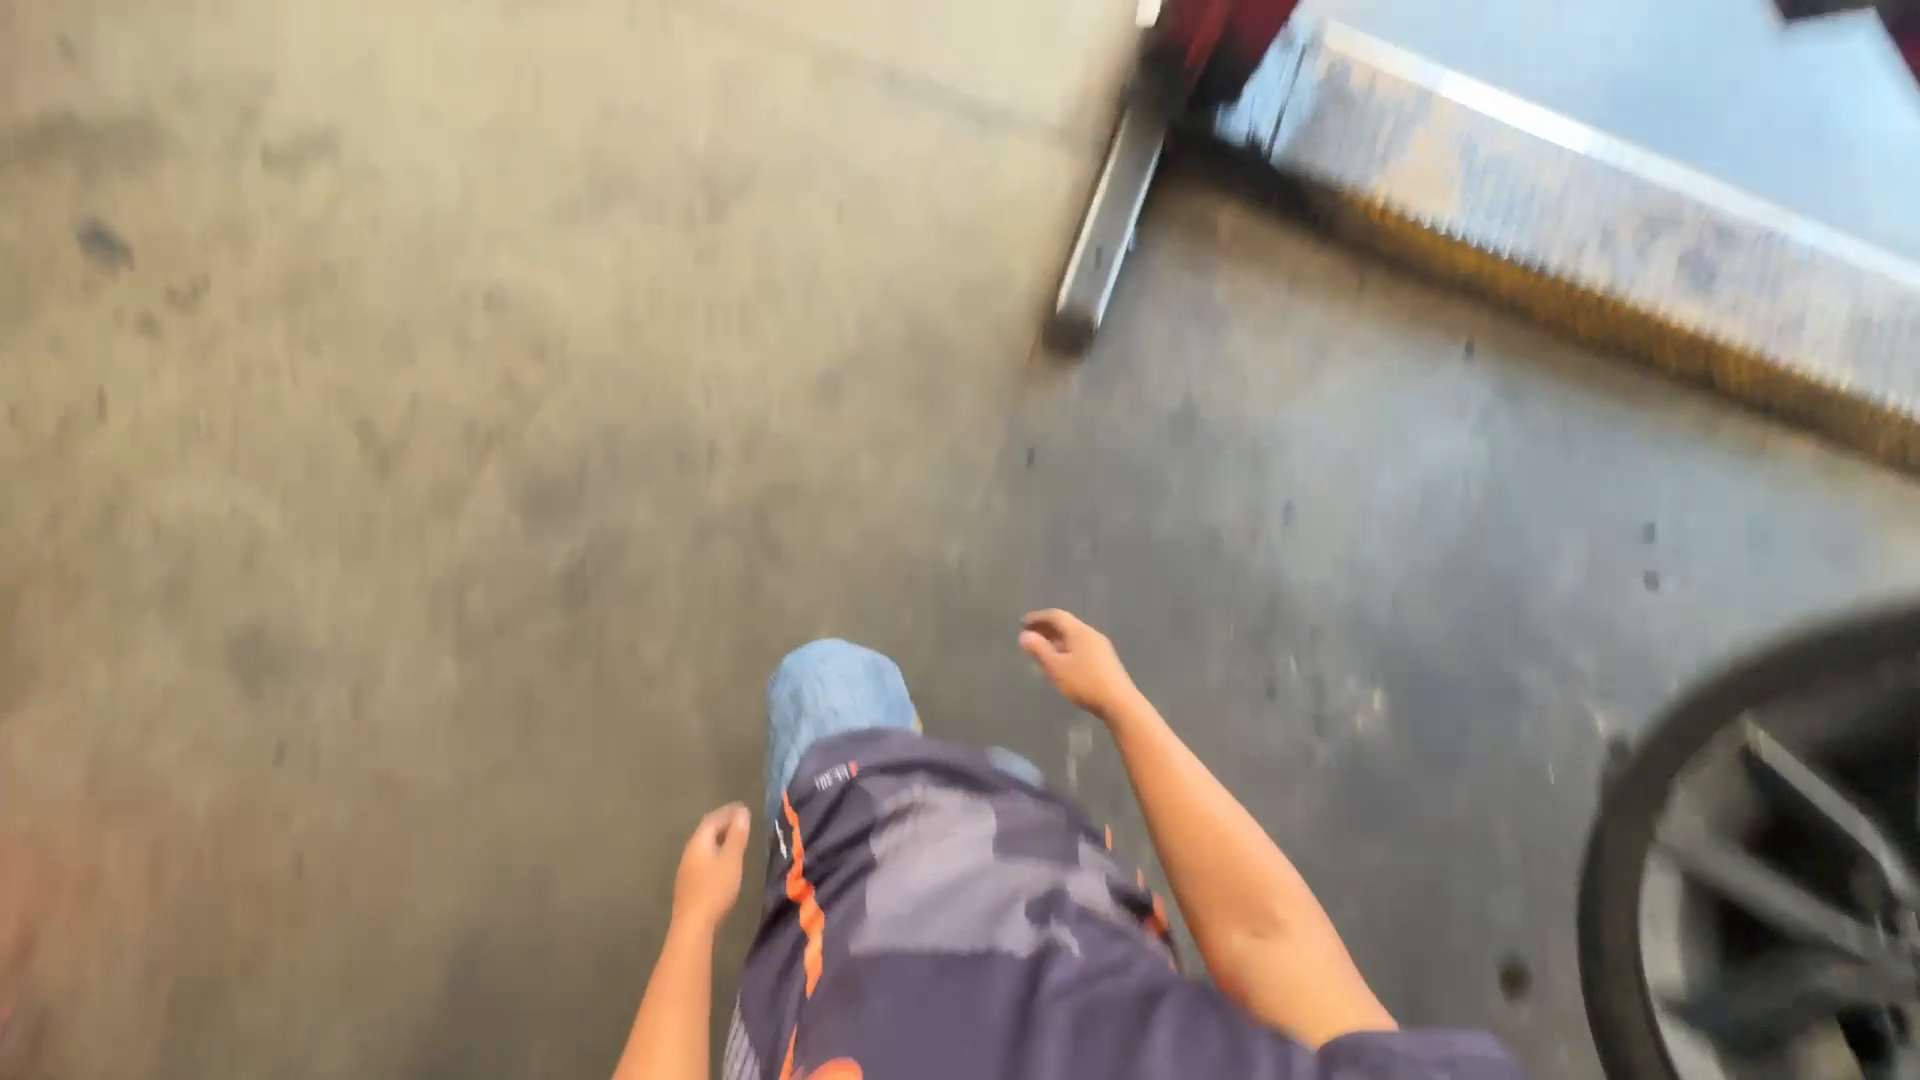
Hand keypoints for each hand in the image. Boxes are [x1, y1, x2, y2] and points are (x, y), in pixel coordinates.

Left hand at [671, 803, 750, 936]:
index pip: (712, 819)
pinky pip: (704, 858)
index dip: (728, 811)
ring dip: (720, 837)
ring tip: (736, 837)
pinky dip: (716, 851)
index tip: (744, 807)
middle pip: (706, 831)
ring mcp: (687, 870)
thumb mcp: (731, 860)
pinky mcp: (689, 884)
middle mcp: (689, 853)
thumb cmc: (715, 889)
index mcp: (698, 843)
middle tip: (741, 819)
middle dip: (723, 822)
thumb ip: (737, 835)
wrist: (693, 927)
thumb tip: (742, 812)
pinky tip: (725, 861)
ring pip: (704, 846)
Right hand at [1019, 609, 1139, 718]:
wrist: (1119, 702)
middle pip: (1066, 625)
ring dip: (1056, 640)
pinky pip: (1080, 647)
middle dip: (1046, 629)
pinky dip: (1066, 649)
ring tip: (1042, 650)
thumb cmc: (1084, 682)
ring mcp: (1100, 647)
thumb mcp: (1056, 667)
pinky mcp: (1105, 660)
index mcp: (1079, 631)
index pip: (1056, 616)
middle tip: (1029, 635)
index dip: (1038, 618)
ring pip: (1073, 637)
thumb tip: (1025, 635)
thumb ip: (1039, 650)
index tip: (1022, 624)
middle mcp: (1091, 634)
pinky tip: (1061, 662)